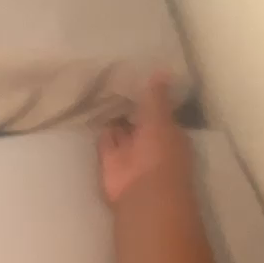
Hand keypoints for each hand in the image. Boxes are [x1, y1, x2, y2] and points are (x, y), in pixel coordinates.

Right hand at [98, 73, 192, 206]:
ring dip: (114, 116)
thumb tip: (161, 69)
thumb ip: (157, 97)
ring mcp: (129, 153)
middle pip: (139, 121)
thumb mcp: (161, 120)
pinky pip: (106, 140)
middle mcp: (150, 143)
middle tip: (116, 80)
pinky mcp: (109, 162)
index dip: (150, 98)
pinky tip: (95, 111)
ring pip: (121, 131)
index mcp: (168, 133)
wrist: (142, 193)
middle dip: (129, 106)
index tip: (139, 77)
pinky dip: (102, 130)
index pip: (159, 112)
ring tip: (103, 91)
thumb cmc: (160, 154)